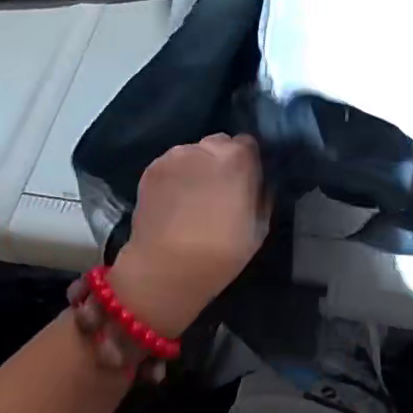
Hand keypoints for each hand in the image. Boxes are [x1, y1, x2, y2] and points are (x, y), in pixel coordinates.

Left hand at [109, 134, 269, 334]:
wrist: (167, 268)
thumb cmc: (222, 252)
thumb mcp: (260, 227)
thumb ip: (262, 194)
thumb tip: (260, 181)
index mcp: (237, 158)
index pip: (248, 143)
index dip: (247, 162)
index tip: (244, 182)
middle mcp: (205, 148)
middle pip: (218, 144)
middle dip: (221, 161)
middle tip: (219, 191)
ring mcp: (174, 156)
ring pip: (192, 154)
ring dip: (196, 168)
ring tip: (193, 200)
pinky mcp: (151, 169)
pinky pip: (170, 166)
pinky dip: (175, 178)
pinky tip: (174, 203)